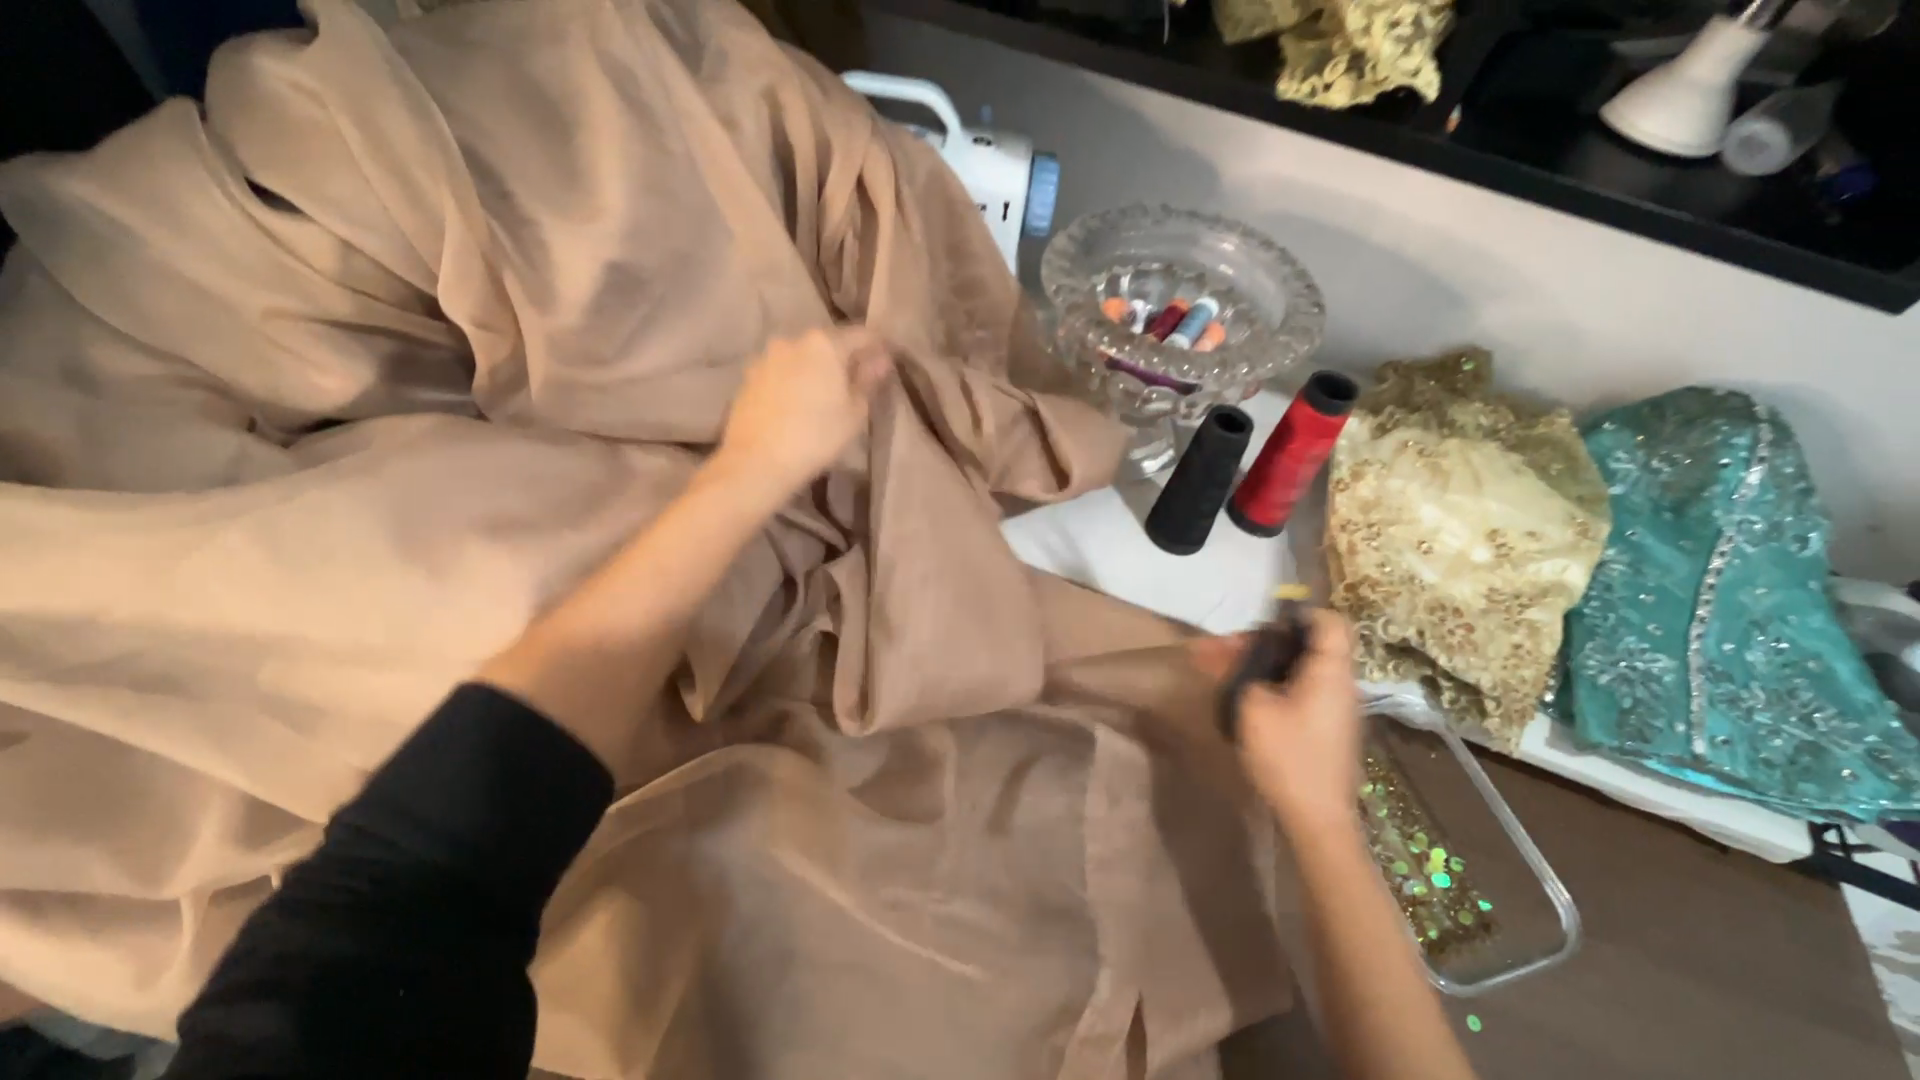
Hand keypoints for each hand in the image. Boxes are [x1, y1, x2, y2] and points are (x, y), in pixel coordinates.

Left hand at [717, 326, 894, 492]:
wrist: (757, 461)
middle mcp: (792, 341)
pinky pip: (780, 374)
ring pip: (801, 359)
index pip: (861, 335)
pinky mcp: (748, 378)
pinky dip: (792, 383)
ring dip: (815, 371)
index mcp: (824, 344)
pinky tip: (796, 406)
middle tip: (856, 382)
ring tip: (823, 396)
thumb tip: (880, 361)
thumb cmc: (816, 436)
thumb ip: (868, 381)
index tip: (888, 361)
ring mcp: (766, 358)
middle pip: (827, 344)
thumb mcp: (854, 413)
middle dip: (844, 359)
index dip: (878, 346)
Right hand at [1191, 610, 1363, 832]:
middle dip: (1259, 644)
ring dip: (1260, 666)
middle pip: (1304, 646)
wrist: (1316, 819)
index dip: (1295, 615)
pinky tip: (1240, 695)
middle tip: (1218, 652)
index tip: (1258, 626)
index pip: (1328, 622)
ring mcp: (1335, 709)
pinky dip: (1271, 686)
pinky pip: (1299, 693)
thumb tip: (1232, 650)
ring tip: (1217, 670)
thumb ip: (1242, 671)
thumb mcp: (1253, 708)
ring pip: (1297, 671)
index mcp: (1330, 672)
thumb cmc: (1288, 757)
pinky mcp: (1325, 729)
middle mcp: (1339, 685)